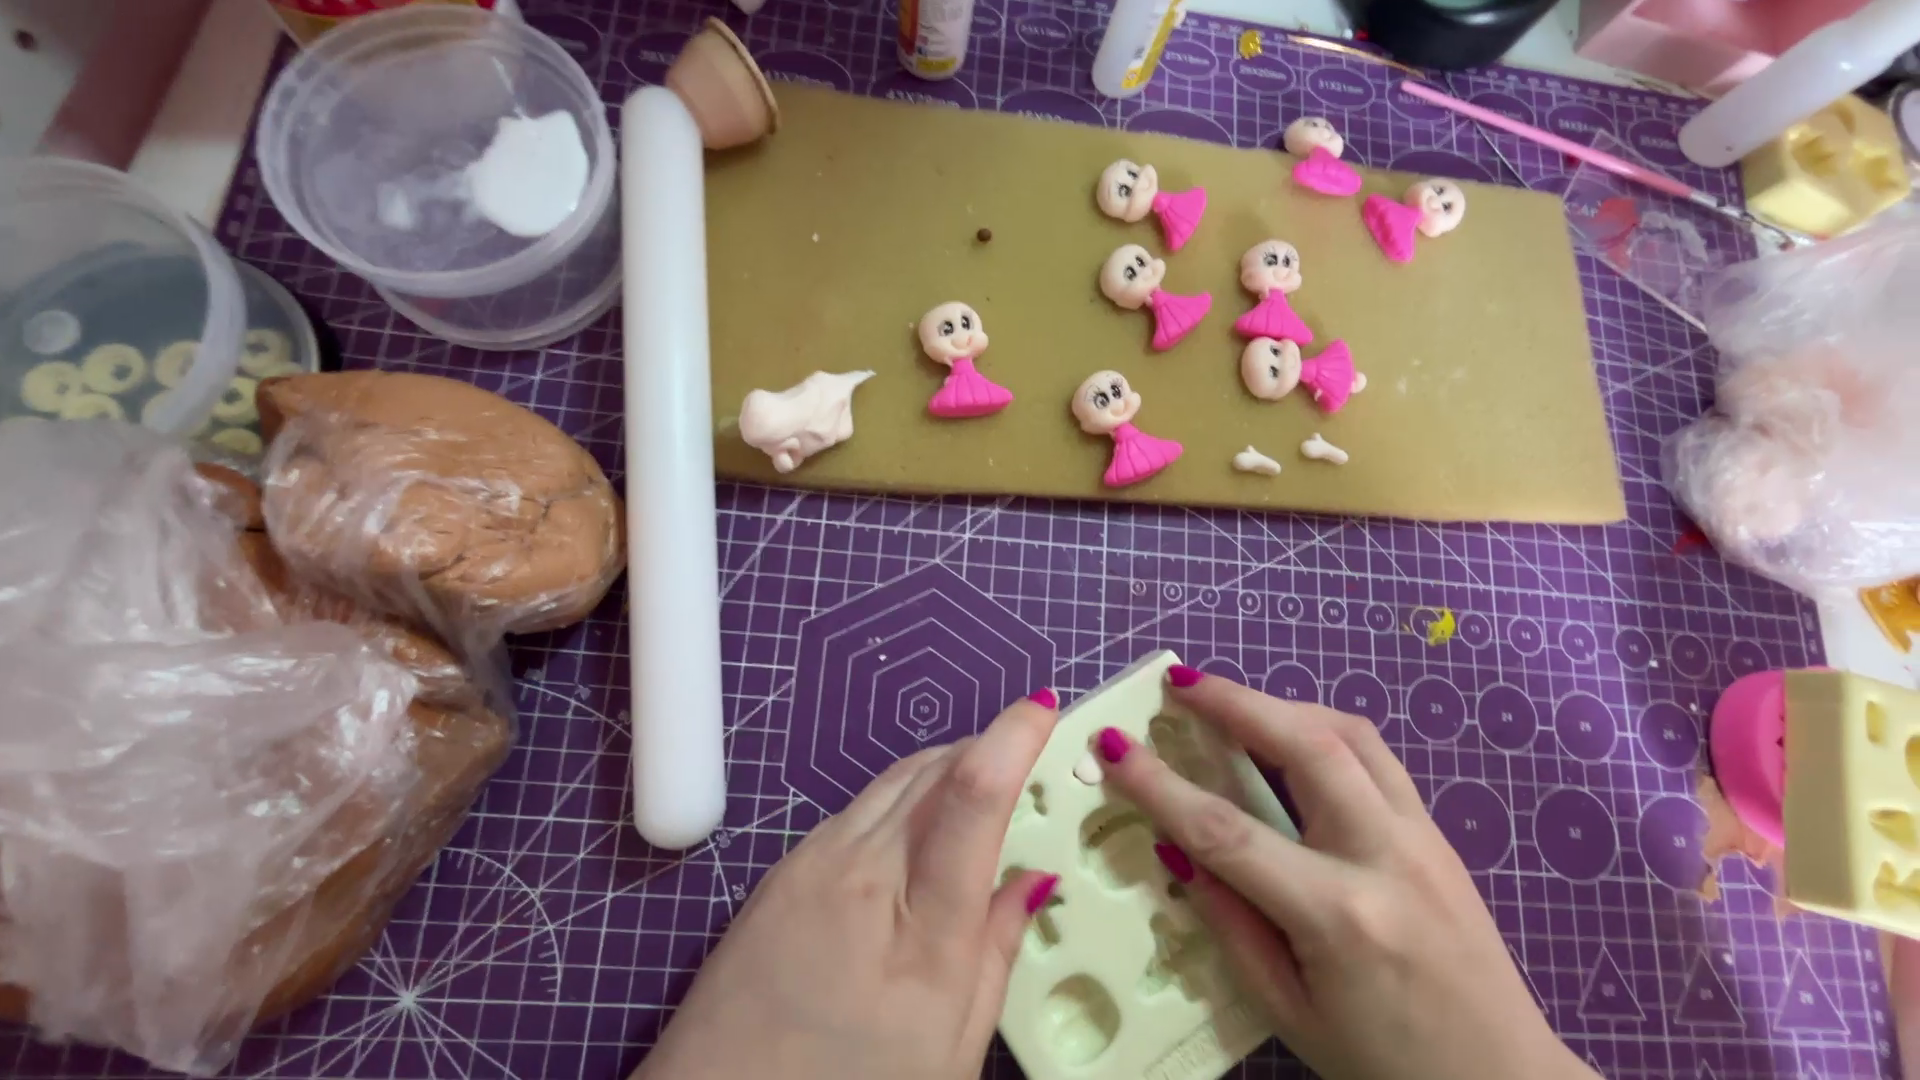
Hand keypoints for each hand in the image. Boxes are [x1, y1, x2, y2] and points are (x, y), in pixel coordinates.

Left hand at [637, 690, 1061, 1079]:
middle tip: (1024, 760)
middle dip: (985, 747)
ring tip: (977, 789)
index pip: (972, 796)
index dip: (1012, 738)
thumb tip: (1032, 878)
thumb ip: (996, 951)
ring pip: (896, 779)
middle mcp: (862, 864)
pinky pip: (861, 806)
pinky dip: (903, 796)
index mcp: (918, 919)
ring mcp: (816, 856)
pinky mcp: (786, 864)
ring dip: (944, 766)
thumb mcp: (950, 1047)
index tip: (1043, 706)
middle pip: (934, 768)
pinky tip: (915, 831)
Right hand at [1098, 666, 1595, 1079]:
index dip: (1160, 784)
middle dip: (1233, 701)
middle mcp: (1385, 856)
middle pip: (1304, 745)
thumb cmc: (1387, 1066)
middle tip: (1179, 681)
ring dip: (1280, 704)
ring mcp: (1422, 837)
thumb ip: (1229, 922)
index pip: (1226, 832)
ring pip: (1349, 733)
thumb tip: (1180, 849)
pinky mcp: (1439, 833)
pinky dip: (1321, 729)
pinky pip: (1375, 756)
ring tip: (1230, 701)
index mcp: (1338, 917)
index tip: (1115, 745)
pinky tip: (1289, 739)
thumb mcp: (1288, 1011)